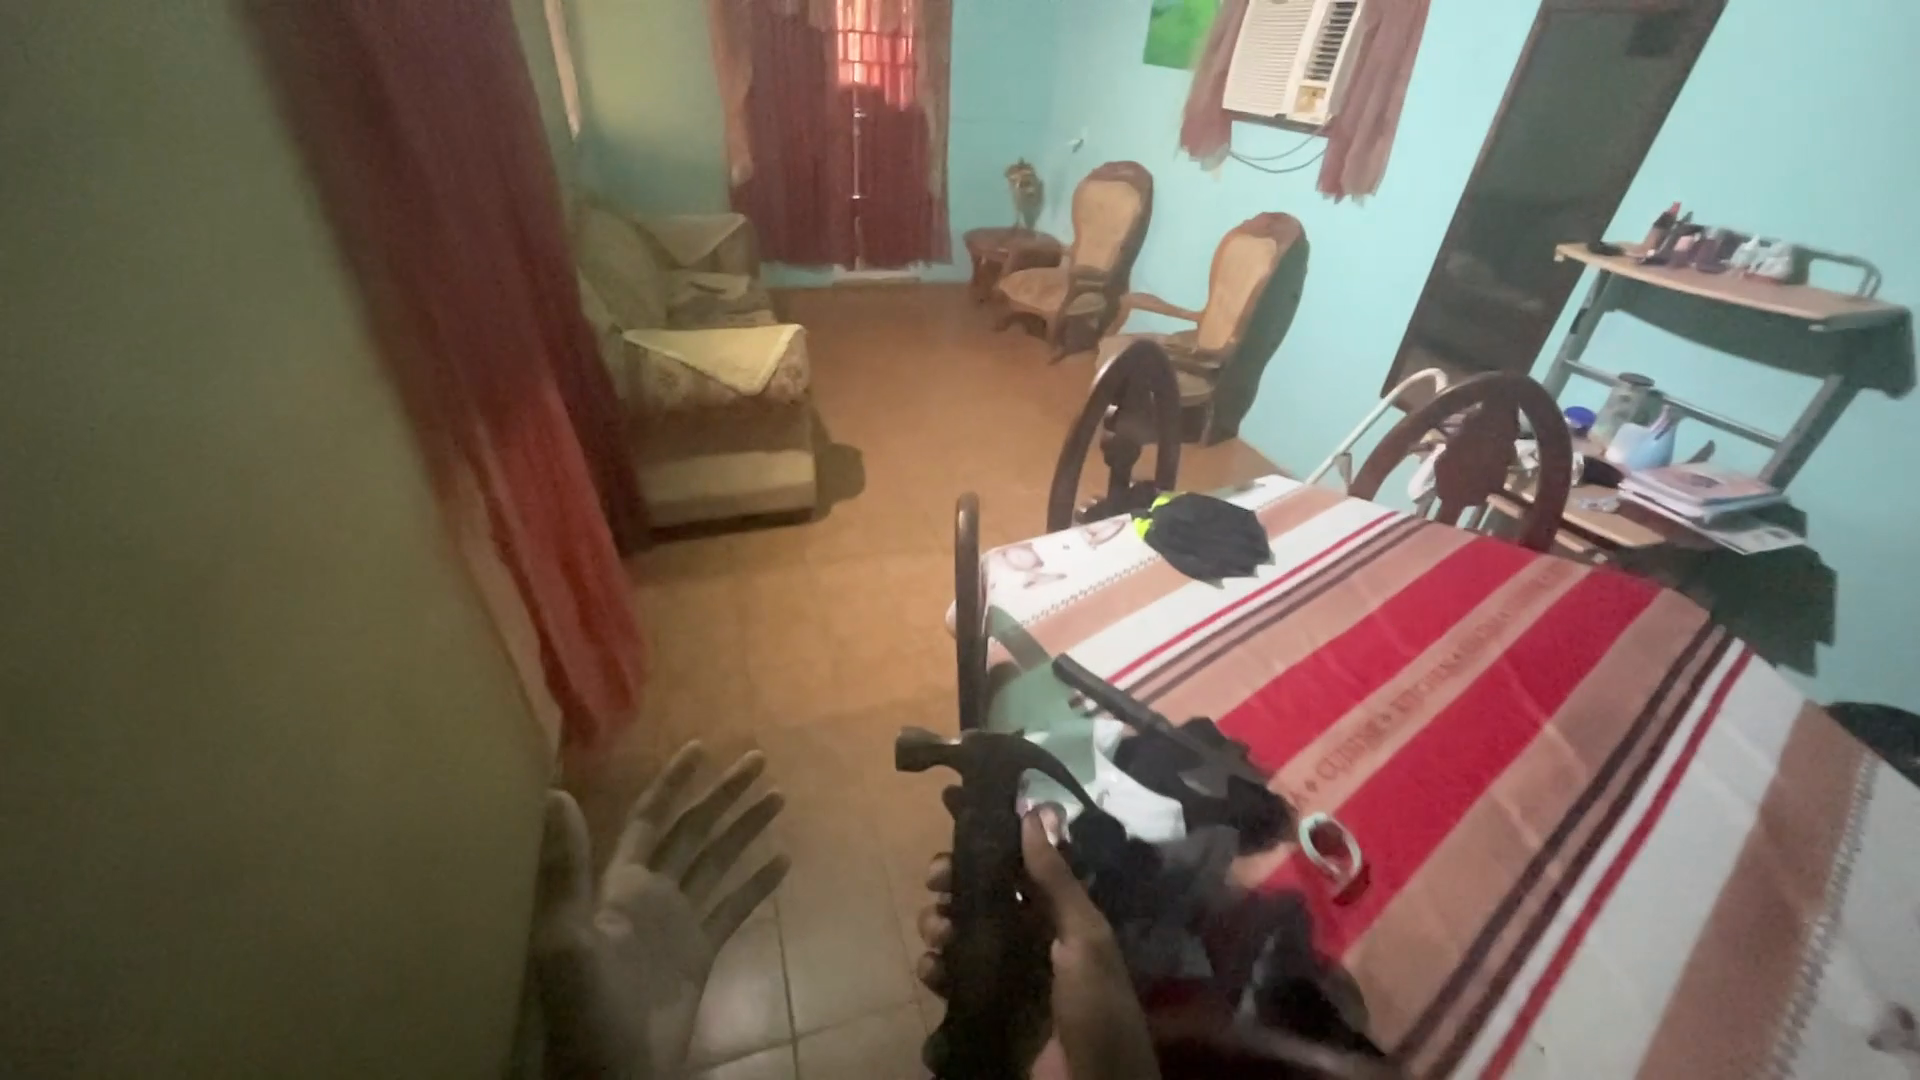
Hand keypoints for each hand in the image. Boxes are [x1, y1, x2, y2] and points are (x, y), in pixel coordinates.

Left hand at [533, 742, 788, 1078]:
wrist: (614, 1076)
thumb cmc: (587, 1011)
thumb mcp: (566, 940)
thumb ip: (564, 869)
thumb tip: (554, 794)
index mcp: (622, 885)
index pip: (652, 817)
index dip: (673, 781)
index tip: (701, 748)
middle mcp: (653, 894)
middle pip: (695, 830)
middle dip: (724, 794)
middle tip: (758, 759)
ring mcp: (679, 923)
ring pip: (719, 861)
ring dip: (747, 829)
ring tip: (779, 797)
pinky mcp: (701, 953)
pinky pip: (735, 908)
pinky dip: (758, 884)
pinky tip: (783, 862)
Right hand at [915, 812, 1159, 1079]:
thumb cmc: (1097, 1009)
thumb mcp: (1084, 939)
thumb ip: (1056, 879)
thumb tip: (1033, 813)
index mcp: (1058, 914)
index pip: (1016, 863)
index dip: (987, 840)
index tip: (953, 818)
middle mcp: (1028, 936)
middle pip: (981, 894)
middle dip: (954, 881)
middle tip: (936, 880)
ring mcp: (1004, 974)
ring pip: (961, 931)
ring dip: (941, 922)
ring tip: (937, 933)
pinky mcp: (984, 1010)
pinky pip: (951, 978)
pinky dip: (936, 968)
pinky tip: (933, 971)